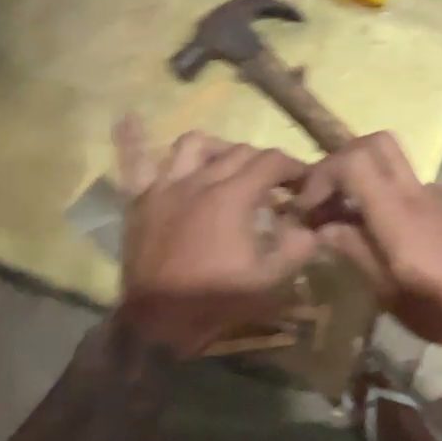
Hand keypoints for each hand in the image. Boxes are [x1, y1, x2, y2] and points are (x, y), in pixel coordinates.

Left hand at [114, 132, 316, 357]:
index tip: (306, 182)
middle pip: (238, 151)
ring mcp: (164, 186)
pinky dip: (131, 138)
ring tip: (228, 163)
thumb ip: (297, 248)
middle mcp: (199, 180)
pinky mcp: (139, 200)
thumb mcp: (269, 281)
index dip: (295, 167)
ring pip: (194, 145)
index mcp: (232, 197)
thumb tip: (313, 227)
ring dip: (219, 148)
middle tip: (277, 184)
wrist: (158, 323)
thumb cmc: (216, 301)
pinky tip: (128, 117)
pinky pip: (132, 161)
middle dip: (264, 162)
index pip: (271, 162)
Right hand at [299, 132, 441, 364]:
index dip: (323, 174)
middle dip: (341, 160)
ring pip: (391, 161)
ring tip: (340, 215)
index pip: (354, 159)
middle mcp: (416, 194)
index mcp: (398, 211)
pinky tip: (373, 230)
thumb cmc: (439, 310)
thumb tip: (323, 228)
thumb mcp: (386, 290)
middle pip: (376, 143)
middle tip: (323, 196)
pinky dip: (380, 192)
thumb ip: (354, 250)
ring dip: (361, 175)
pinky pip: (405, 185)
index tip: (308, 207)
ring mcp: (434, 199)